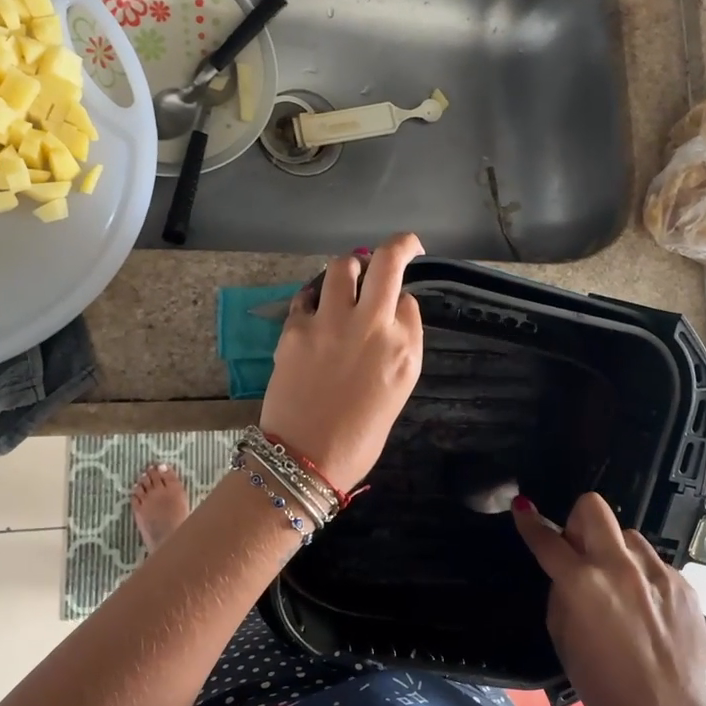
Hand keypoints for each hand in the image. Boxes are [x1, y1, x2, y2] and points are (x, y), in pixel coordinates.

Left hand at [259, 233, 425, 490]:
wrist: (305, 459)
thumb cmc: (359, 437)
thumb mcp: (398, 390)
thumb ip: (401, 346)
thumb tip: (393, 314)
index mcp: (404, 348)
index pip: (409, 300)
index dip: (403, 299)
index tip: (396, 304)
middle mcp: (371, 325)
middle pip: (387, 261)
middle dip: (399, 246)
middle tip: (401, 249)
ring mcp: (331, 322)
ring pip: (343, 265)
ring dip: (351, 267)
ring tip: (349, 280)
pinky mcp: (296, 327)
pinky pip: (308, 295)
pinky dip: (315, 298)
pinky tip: (316, 313)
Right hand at [513, 493, 705, 705]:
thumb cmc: (603, 686)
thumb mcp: (563, 637)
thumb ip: (562, 593)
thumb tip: (566, 571)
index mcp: (582, 582)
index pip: (547, 539)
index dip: (530, 522)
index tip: (522, 508)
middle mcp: (619, 566)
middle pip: (593, 508)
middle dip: (579, 521)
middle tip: (580, 551)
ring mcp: (657, 573)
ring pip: (628, 537)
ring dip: (616, 553)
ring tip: (621, 588)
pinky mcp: (683, 585)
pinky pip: (654, 565)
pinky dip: (643, 578)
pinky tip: (647, 611)